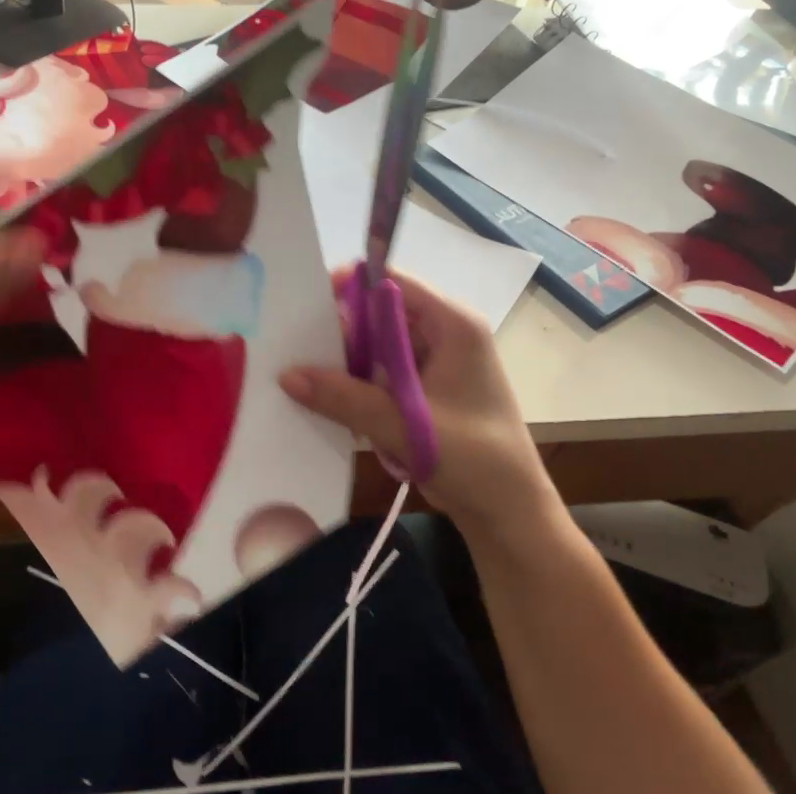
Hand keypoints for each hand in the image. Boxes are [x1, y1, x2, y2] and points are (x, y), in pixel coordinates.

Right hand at [277, 269, 557, 532]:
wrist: (508, 513)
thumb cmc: (473, 459)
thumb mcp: (403, 424)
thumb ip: (345, 398)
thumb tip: (286, 375)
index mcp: (453, 325)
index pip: (393, 283)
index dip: (349, 286)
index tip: (306, 303)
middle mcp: (443, 334)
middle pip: (379, 314)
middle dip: (339, 330)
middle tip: (293, 345)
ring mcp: (433, 363)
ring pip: (376, 346)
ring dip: (344, 362)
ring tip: (299, 372)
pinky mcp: (423, 391)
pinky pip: (381, 374)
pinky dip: (356, 384)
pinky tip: (324, 398)